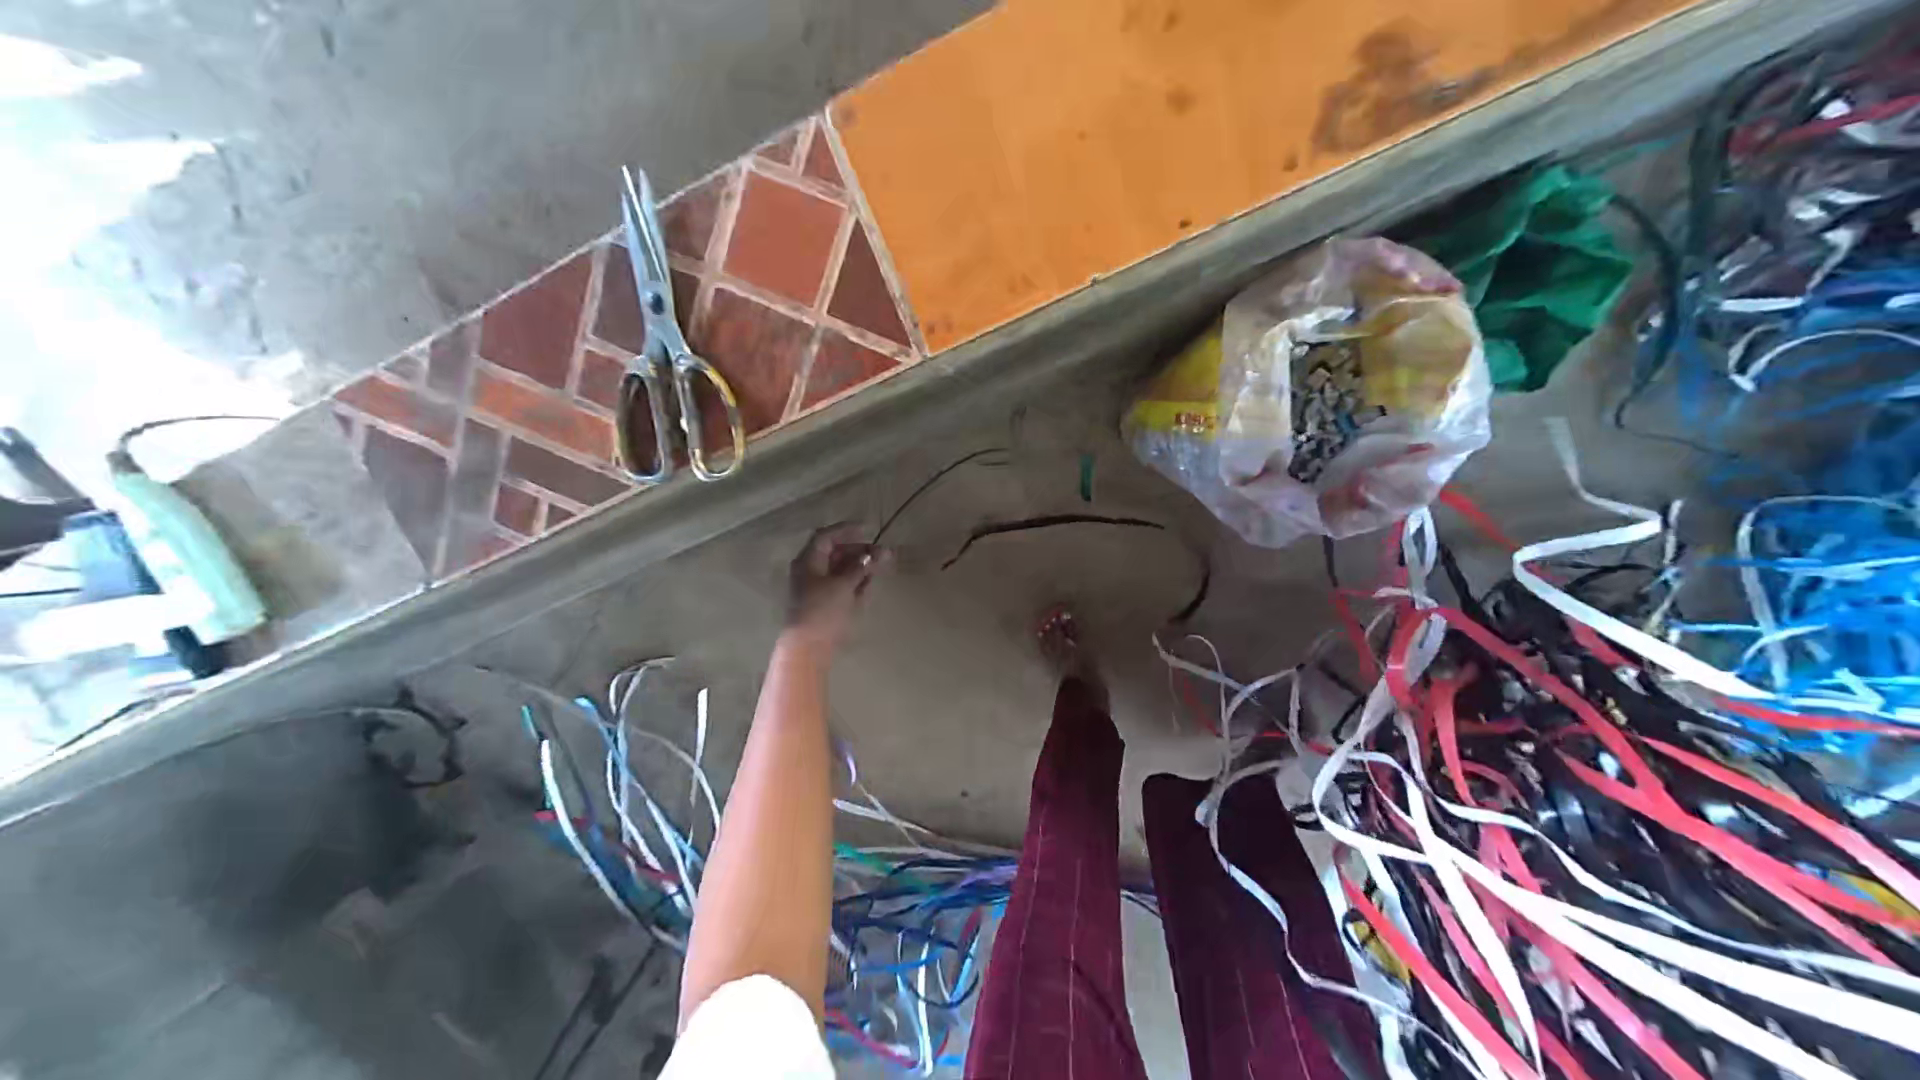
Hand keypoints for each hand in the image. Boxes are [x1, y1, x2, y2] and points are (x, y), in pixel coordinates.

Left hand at [784, 523, 888, 652]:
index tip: (868, 528)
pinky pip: (843, 587)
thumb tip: (878, 553)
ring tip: (882, 565)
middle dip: (859, 551)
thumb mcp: (844, 584)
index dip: (846, 530)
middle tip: (882, 553)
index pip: (826, 537)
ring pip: (841, 571)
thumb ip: (862, 567)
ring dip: (861, 566)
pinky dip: (856, 582)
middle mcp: (811, 572)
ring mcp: (818, 590)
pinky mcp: (826, 606)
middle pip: (836, 553)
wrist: (809, 648)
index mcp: (808, 562)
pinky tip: (871, 583)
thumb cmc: (823, 610)